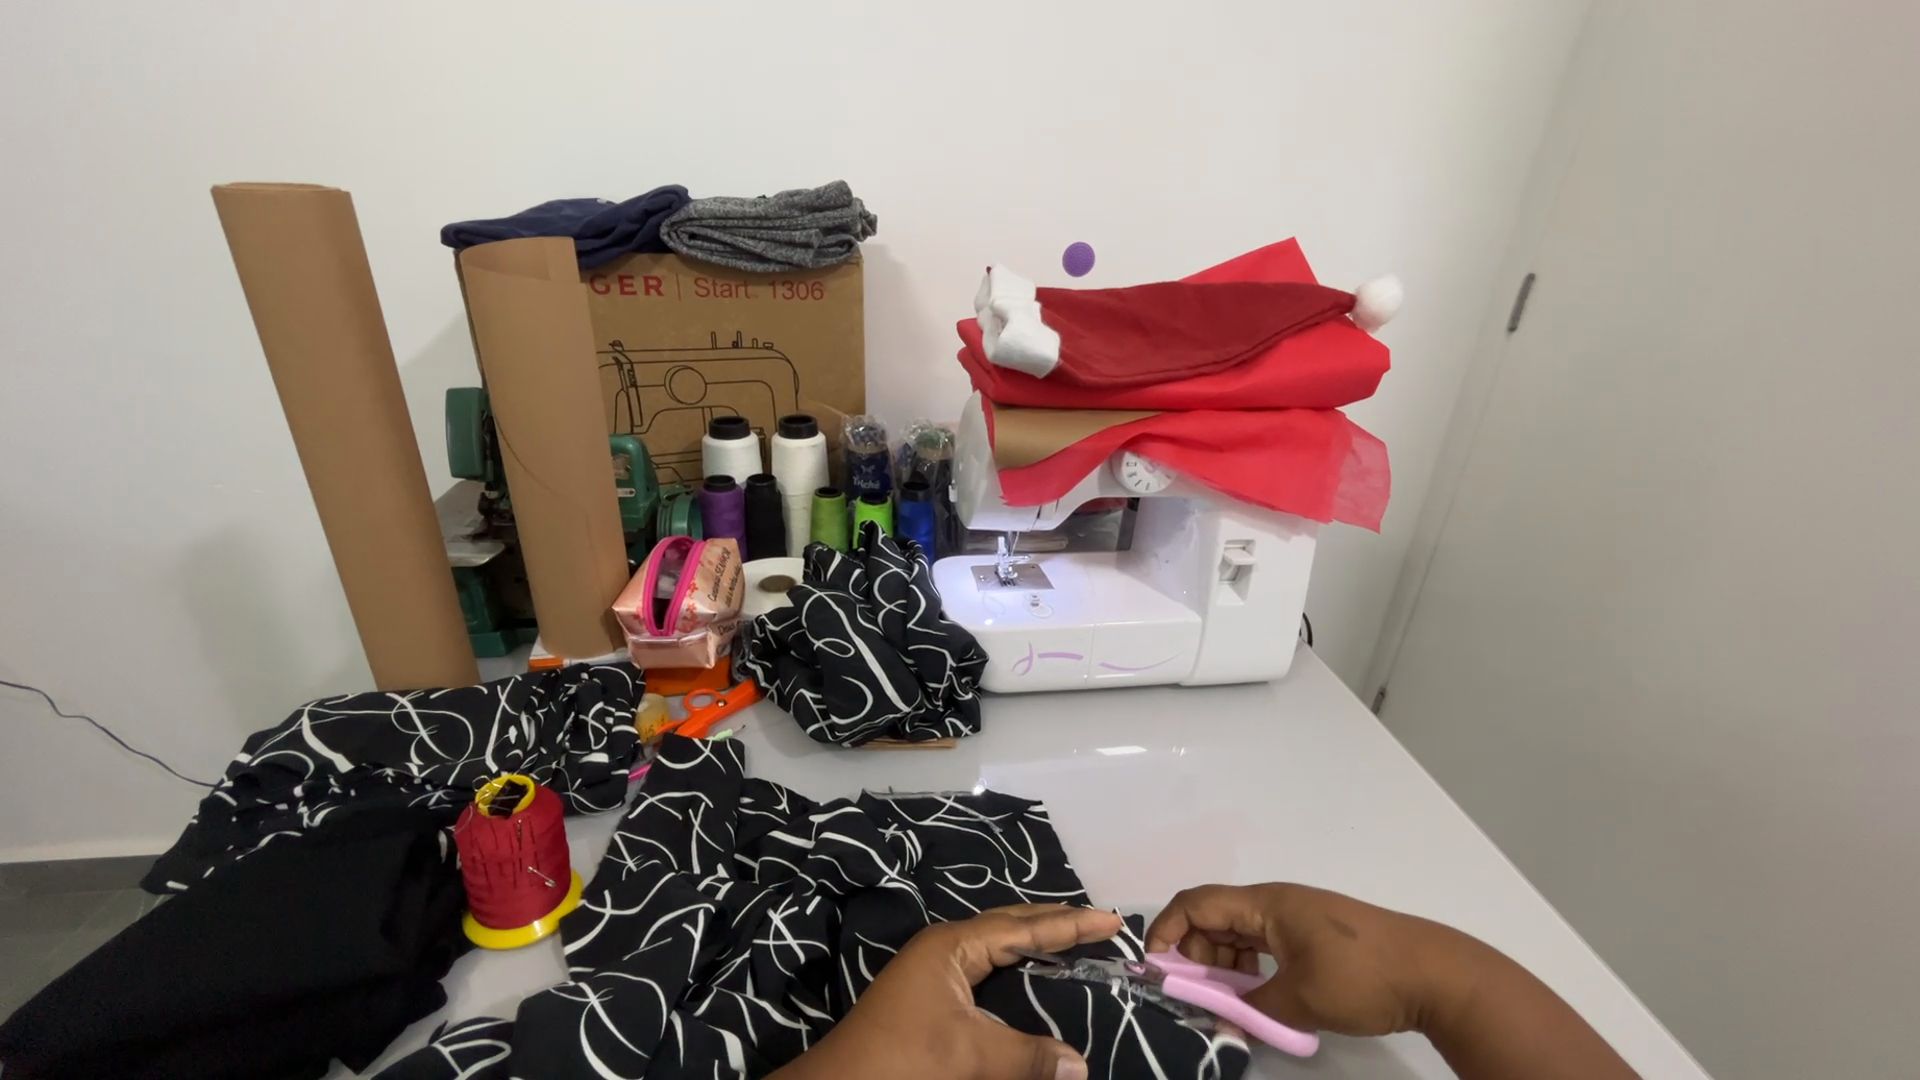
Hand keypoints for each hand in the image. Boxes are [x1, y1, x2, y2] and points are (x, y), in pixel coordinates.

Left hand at [774, 905, 1124, 1079]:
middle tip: (1098, 922)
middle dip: (1053, 921)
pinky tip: (1027, 971)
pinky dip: (1014, 962)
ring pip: (996, 942)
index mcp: (954, 944)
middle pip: (1009, 923)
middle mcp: (945, 946)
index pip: (1023, 927)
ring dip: (1032, 938)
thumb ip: (1025, 1056)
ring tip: (1070, 936)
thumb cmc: (903, 1060)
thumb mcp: (968, 1056)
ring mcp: (935, 966)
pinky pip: (985, 964)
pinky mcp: (931, 991)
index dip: (1069, 924)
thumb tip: (1080, 1065)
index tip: (1110, 920)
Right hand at [1145, 883, 1470, 1037]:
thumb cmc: (1362, 976)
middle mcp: (1273, 902)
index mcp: (1264, 904)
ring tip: (1226, 1000)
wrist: (1435, 973)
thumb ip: (1254, 1009)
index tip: (1156, 966)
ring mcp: (1294, 916)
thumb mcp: (1302, 1000)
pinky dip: (1248, 965)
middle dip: (1194, 952)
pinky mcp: (1312, 934)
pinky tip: (1256, 994)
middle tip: (1193, 993)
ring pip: (1238, 931)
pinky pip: (1263, 942)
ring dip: (1222, 962)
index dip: (1168, 929)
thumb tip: (1222, 1020)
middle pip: (1214, 916)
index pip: (1197, 903)